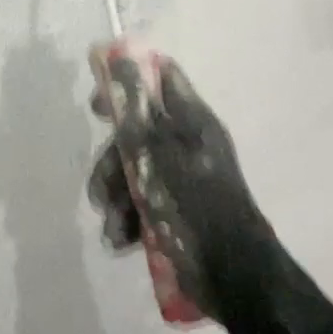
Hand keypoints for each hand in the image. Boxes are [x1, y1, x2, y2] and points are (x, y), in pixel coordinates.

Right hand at [86, 54, 265, 323]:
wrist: (232, 276)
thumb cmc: (195, 203)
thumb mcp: (157, 150)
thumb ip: (134, 108)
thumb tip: (118, 57)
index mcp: (191, 120)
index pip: (160, 79)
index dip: (127, 80)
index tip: (99, 102)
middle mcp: (186, 144)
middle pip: (135, 132)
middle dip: (110, 160)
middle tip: (102, 184)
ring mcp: (180, 179)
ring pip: (131, 171)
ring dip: (114, 197)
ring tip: (114, 222)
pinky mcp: (174, 212)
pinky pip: (139, 203)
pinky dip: (126, 220)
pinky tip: (122, 239)